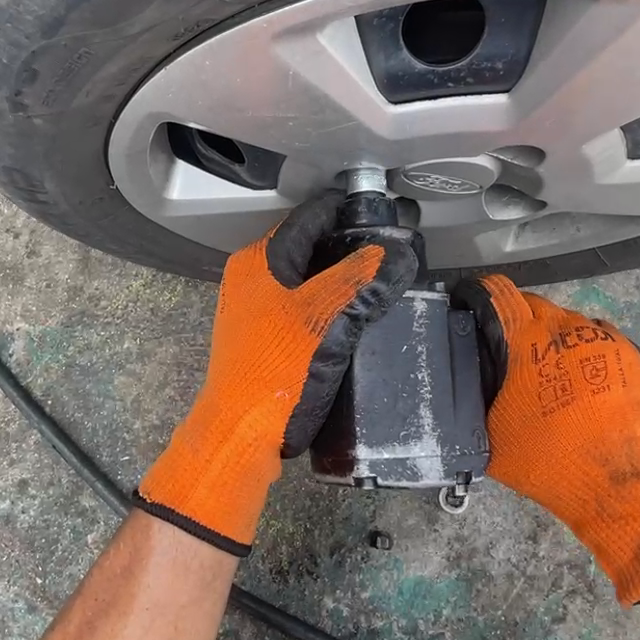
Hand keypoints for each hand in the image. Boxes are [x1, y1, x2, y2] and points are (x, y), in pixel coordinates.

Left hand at [136, 192, 418, 553]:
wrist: (242, 430)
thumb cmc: (279, 367)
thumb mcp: (328, 315)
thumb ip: (363, 277)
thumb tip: (397, 251)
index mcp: (260, 260)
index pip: (309, 217)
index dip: (346, 209)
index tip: (383, 208)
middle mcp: (251, 278)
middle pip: (308, 246)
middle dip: (348, 244)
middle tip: (392, 246)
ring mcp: (253, 309)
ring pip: (306, 278)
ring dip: (340, 276)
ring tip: (383, 278)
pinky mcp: (261, 337)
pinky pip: (302, 306)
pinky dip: (329, 302)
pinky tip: (357, 314)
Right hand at [454, 275, 639, 602]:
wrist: (619, 480)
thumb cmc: (548, 456)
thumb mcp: (491, 432)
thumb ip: (478, 398)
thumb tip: (468, 388)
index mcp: (526, 338)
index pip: (498, 293)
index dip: (480, 294)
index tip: (470, 305)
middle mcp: (564, 327)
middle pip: (534, 305)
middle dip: (518, 318)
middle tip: (506, 345)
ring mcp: (600, 338)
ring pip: (567, 322)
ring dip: (552, 336)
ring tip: (544, 366)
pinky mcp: (629, 354)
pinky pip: (595, 339)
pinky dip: (581, 350)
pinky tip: (577, 377)